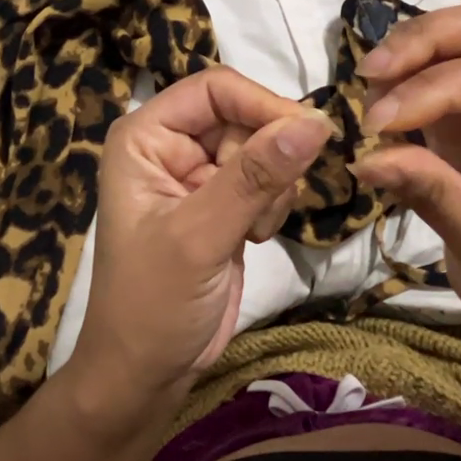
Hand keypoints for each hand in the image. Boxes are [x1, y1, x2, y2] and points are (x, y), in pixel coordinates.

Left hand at [71, 67, 334, 391]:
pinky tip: (252, 240)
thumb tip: (315, 121)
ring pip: (262, 149)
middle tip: (264, 208)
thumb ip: (255, 177)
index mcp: (144, 136)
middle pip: (242, 116)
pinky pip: (265, 181)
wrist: (146, 372)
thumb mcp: (200, 235)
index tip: (310, 136)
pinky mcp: (222, 204)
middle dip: (267, 157)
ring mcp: (197, 175)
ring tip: (250, 231)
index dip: (262, 105)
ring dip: (272, 187)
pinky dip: (272, 205)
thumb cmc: (154, 302)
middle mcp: (169, 145)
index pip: (214, 89)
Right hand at [352, 1, 460, 359]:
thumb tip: (365, 156)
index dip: (439, 86)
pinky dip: (410, 73)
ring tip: (371, 85)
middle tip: (373, 71)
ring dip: (417, 48)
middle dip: (432, 38)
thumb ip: (433, 193)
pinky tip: (380, 96)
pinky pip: (449, 69)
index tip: (382, 122)